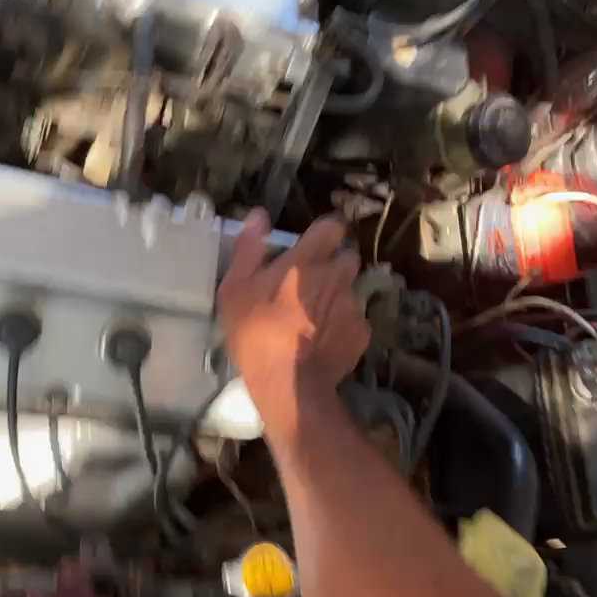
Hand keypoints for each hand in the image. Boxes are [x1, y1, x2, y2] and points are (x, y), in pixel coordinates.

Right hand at [216, 210, 369, 430]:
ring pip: (351, 292)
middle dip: (334, 267)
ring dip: (337, 299)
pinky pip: (354, 322)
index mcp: (306, 260)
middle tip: (311, 287)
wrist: (287, 382)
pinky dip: (342, 329)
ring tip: (316, 321)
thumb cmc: (255, 333)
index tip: (312, 246)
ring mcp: (353, 305)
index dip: (324, 234)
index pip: (331, 226)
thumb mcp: (235, 290)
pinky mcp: (362, 333)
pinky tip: (325, 343)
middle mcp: (336, 276)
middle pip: (346, 258)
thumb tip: (258, 215)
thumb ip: (248, 249)